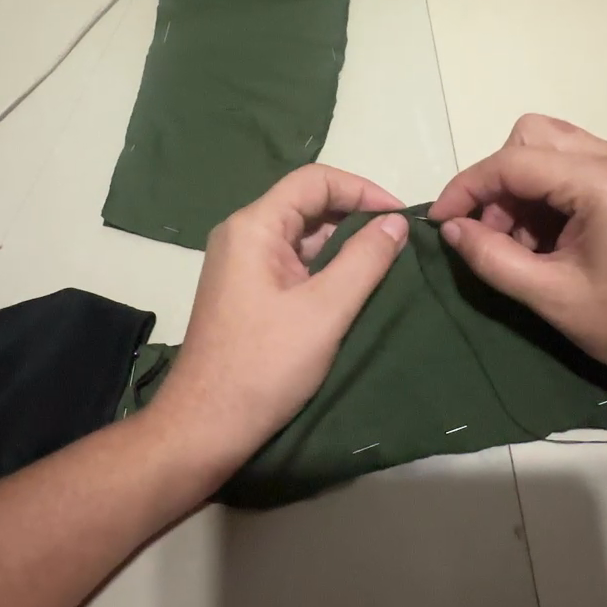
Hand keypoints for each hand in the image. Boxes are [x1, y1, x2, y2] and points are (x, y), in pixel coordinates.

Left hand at [150, 164, 409, 477]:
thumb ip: (365, 259)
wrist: (205, 426)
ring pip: (301, 234)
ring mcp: (242, 263)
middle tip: (400, 241)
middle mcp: (244, 234)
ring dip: (343, 243)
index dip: (361, 189)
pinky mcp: (247, 290)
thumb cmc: (265, 365)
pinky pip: (293, 261)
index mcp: (254, 226)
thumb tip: (396, 221)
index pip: (314, 180)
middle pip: (307, 203)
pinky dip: (326, 266)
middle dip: (355, 215)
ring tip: (387, 262)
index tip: (400, 217)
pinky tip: (355, 286)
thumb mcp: (326, 310)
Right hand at [427, 114, 606, 399]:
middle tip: (488, 231)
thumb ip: (492, 257)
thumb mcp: (551, 296)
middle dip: (497, 179)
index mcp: (602, 182)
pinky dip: (543, 194)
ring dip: (519, 187)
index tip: (441, 221)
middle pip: (531, 137)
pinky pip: (570, 168)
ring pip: (549, 148)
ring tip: (515, 242)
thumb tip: (451, 228)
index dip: (467, 188)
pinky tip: (542, 240)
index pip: (514, 162)